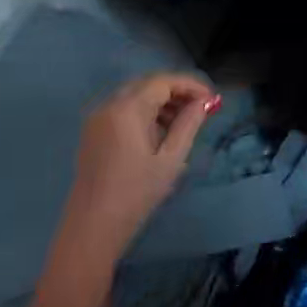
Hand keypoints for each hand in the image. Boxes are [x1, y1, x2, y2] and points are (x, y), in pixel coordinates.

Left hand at [62, 72, 218, 258]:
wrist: (94, 224)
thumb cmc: (137, 192)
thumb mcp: (170, 159)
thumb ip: (188, 125)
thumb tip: (204, 103)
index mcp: (127, 109)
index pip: (162, 82)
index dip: (190, 85)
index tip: (213, 99)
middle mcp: (108, 105)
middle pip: (147, 85)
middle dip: (176, 92)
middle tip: (202, 109)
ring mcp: (97, 118)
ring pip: (134, 96)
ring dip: (160, 102)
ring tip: (185, 123)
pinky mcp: (93, 132)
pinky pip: (122, 110)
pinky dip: (144, 112)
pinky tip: (160, 132)